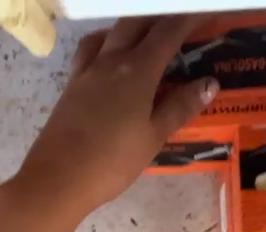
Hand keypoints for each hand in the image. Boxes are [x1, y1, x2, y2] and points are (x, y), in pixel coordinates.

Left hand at [7, 17, 217, 223]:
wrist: (56, 180)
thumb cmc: (110, 163)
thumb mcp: (152, 139)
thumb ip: (179, 108)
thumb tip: (209, 84)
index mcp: (137, 69)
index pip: (169, 30)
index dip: (191, 18)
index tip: (206, 14)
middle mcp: (110, 60)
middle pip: (137, 22)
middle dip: (160, 18)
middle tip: (176, 26)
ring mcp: (86, 72)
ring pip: (108, 33)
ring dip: (128, 27)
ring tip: (140, 38)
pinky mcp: (69, 88)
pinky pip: (88, 52)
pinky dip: (103, 45)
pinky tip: (106, 61)